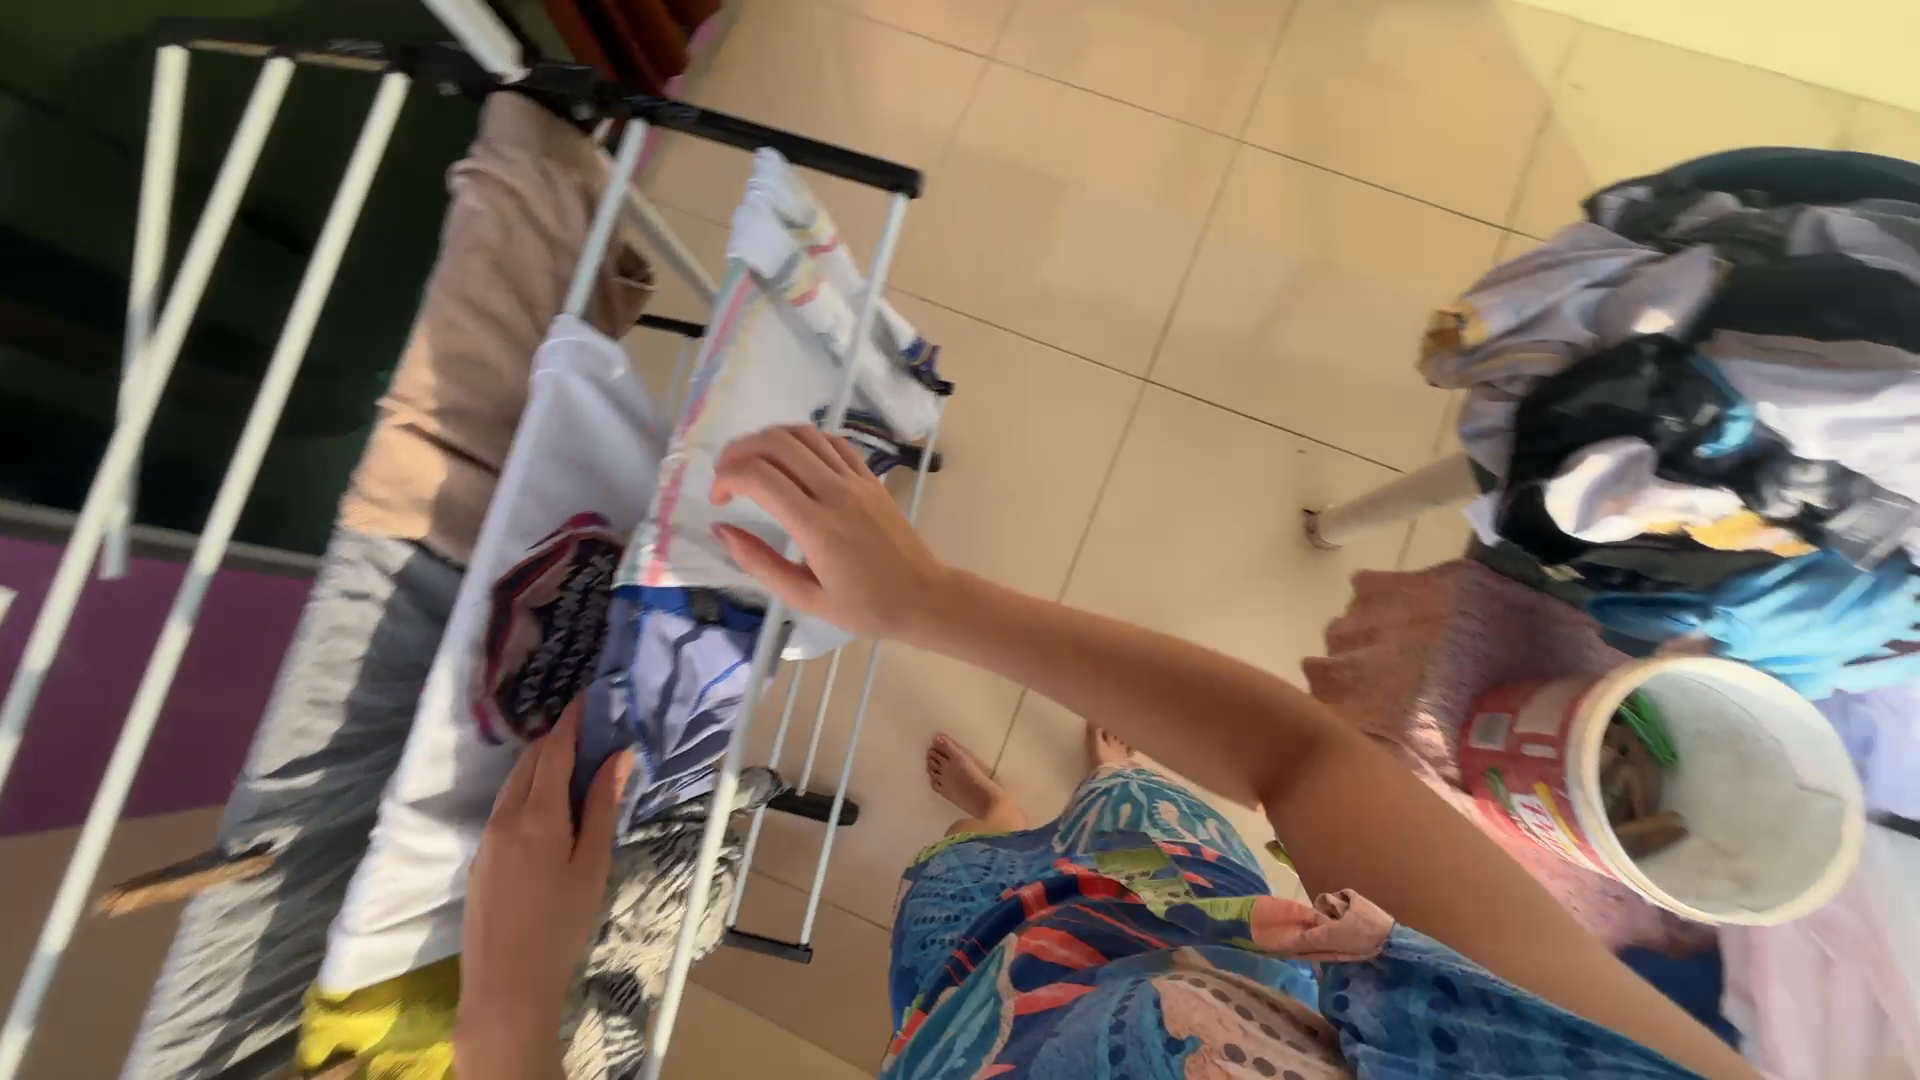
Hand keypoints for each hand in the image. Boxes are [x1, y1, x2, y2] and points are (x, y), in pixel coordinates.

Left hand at [454, 699, 630, 1078]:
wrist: (506, 986)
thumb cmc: (562, 921)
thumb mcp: (593, 862)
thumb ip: (602, 805)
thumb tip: (617, 755)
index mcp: (536, 815)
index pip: (553, 751)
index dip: (571, 721)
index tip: (587, 697)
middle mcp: (504, 818)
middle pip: (529, 762)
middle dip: (556, 738)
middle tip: (590, 726)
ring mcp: (486, 840)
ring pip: (514, 784)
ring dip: (541, 763)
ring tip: (575, 759)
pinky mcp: (481, 859)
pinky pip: (505, 807)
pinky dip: (529, 789)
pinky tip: (550, 803)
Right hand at [710, 424, 950, 640]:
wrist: (924, 598)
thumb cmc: (866, 607)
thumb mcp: (806, 598)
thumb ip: (760, 563)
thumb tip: (721, 530)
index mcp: (816, 526)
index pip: (758, 477)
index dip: (726, 479)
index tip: (718, 501)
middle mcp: (836, 493)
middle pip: (777, 443)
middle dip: (739, 451)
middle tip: (726, 475)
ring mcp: (857, 481)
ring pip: (805, 434)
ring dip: (769, 439)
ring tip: (753, 462)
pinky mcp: (872, 479)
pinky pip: (834, 442)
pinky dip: (804, 441)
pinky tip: (793, 460)